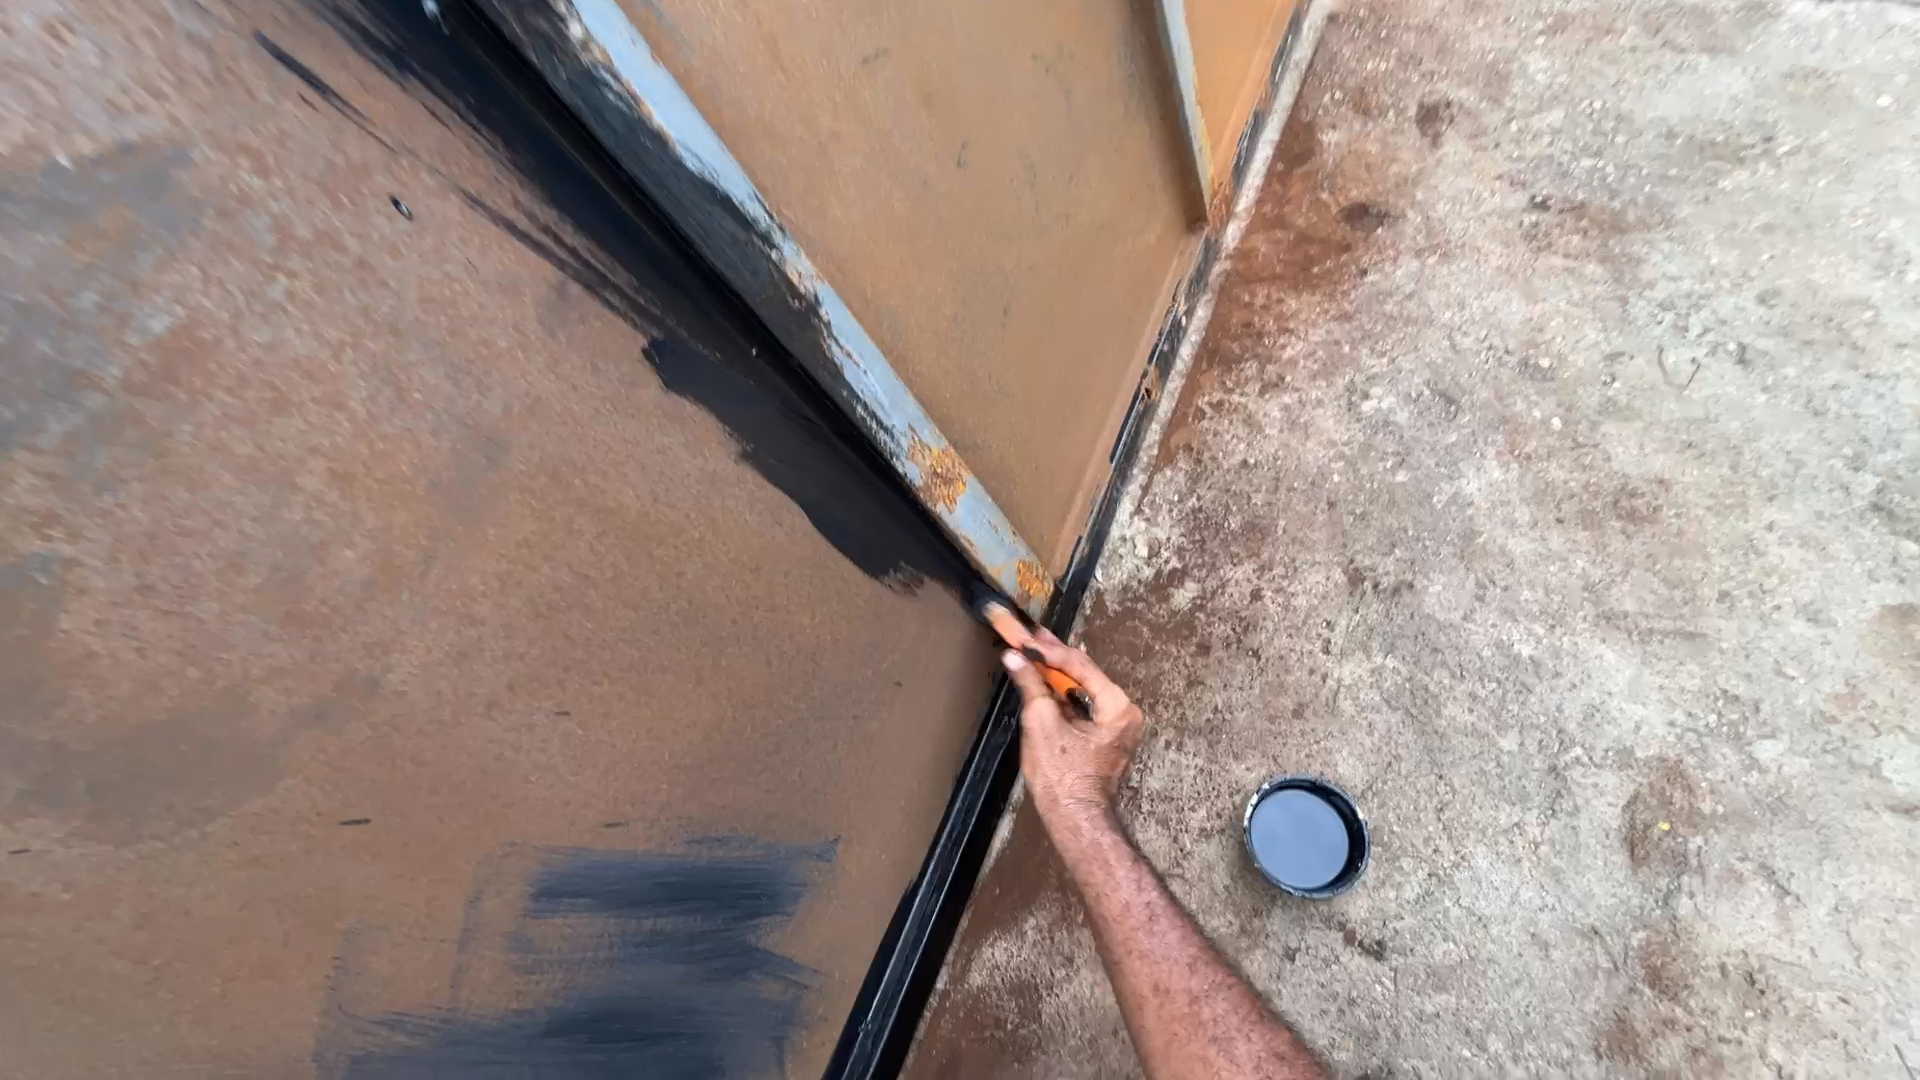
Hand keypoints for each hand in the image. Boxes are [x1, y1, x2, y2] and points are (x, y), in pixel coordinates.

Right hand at [1001, 629, 1145, 834]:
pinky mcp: (1102, 735)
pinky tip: (1047, 672)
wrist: (1074, 819)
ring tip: (1034, 646)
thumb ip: (1030, 684)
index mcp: (1118, 705)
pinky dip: (1061, 689)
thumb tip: (1013, 657)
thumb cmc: (1062, 776)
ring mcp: (1114, 724)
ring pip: (1082, 686)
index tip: (1024, 638)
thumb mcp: (1041, 722)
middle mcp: (1123, 711)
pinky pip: (1081, 702)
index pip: (1080, 666)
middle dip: (1053, 654)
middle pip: (1084, 672)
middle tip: (1028, 632)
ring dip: (1056, 669)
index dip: (1049, 651)